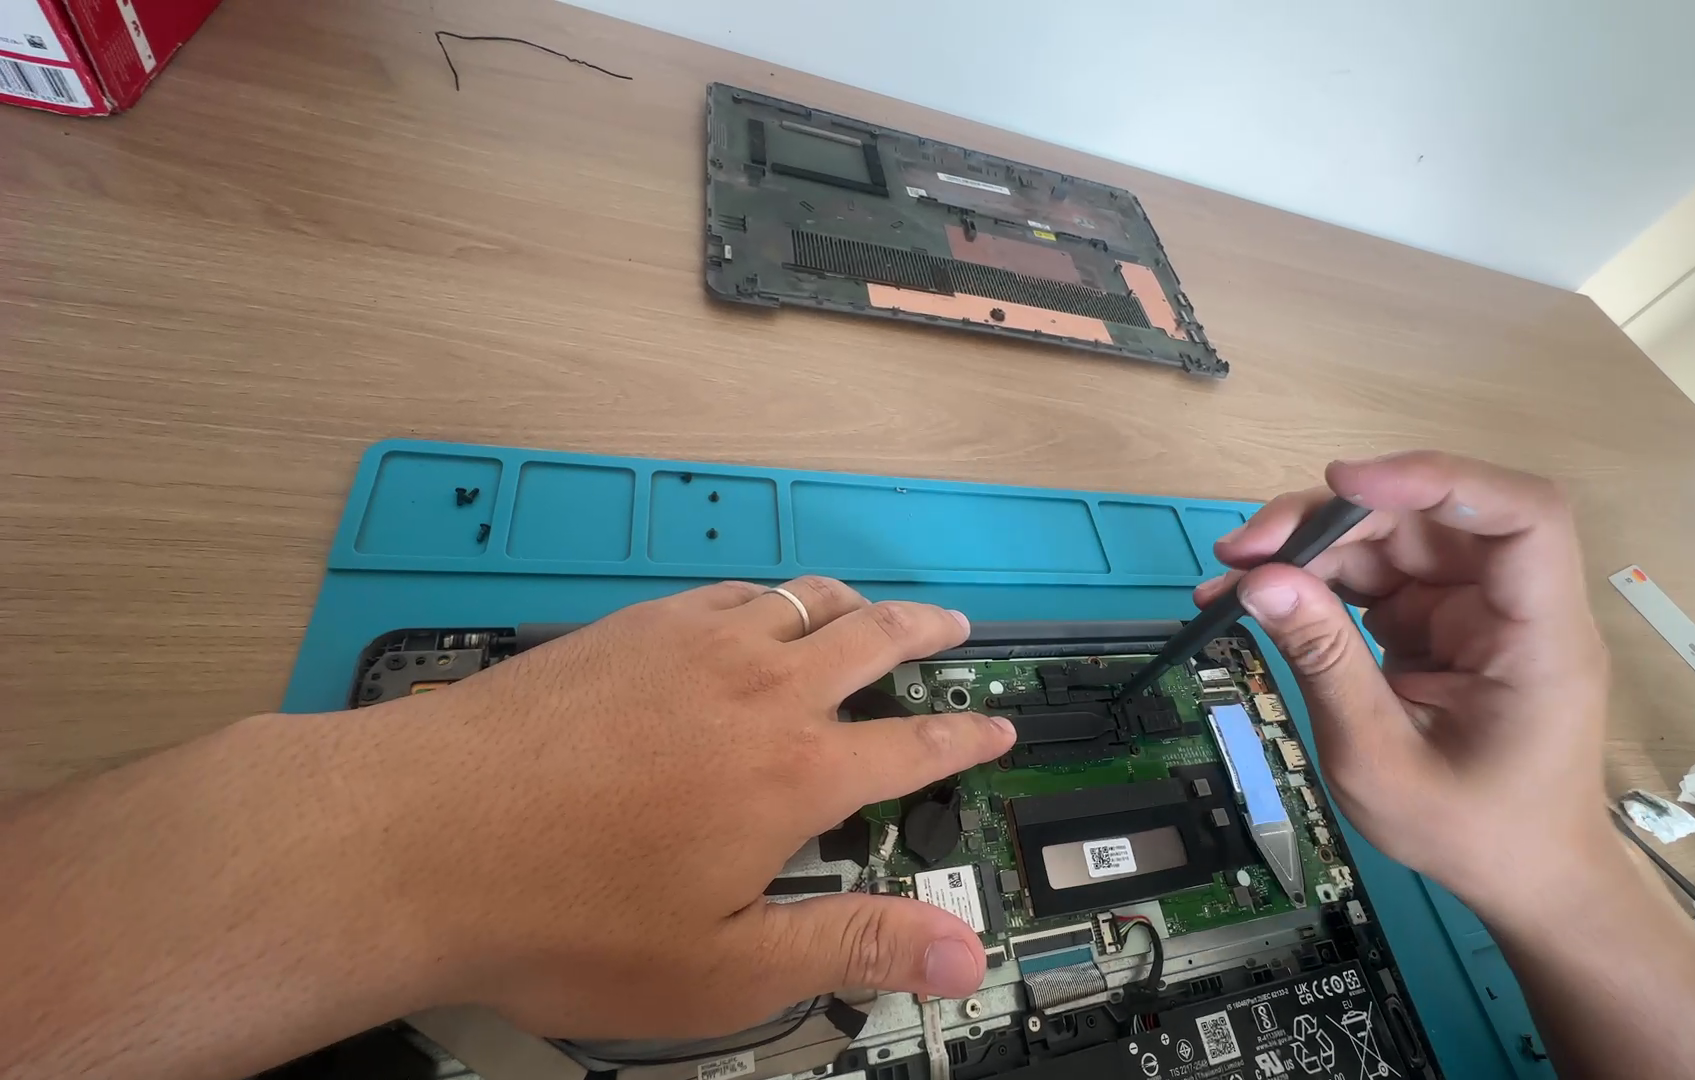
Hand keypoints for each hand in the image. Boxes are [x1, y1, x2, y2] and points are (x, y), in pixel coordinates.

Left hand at [375, 577, 1014, 1035]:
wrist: (421, 834)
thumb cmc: (570, 913)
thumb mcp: (721, 967)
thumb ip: (852, 948)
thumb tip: (961, 954)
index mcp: (797, 771)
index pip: (915, 745)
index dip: (967, 737)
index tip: (996, 725)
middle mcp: (767, 688)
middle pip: (876, 638)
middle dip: (928, 633)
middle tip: (956, 629)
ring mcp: (706, 642)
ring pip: (811, 599)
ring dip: (858, 604)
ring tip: (875, 611)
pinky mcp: (647, 623)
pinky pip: (739, 592)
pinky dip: (776, 599)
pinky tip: (766, 611)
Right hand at [1197, 452, 1610, 910]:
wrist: (1516, 879)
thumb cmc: (1468, 831)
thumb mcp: (1377, 755)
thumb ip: (1323, 659)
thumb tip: (1259, 579)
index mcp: (1537, 636)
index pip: (1519, 517)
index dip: (1434, 481)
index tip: (1341, 483)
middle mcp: (1506, 604)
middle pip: (1422, 522)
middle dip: (1326, 523)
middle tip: (1239, 550)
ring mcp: (1466, 610)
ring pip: (1382, 543)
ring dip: (1303, 551)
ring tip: (1228, 579)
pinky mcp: (1430, 622)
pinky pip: (1364, 580)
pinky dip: (1306, 584)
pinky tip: (1251, 598)